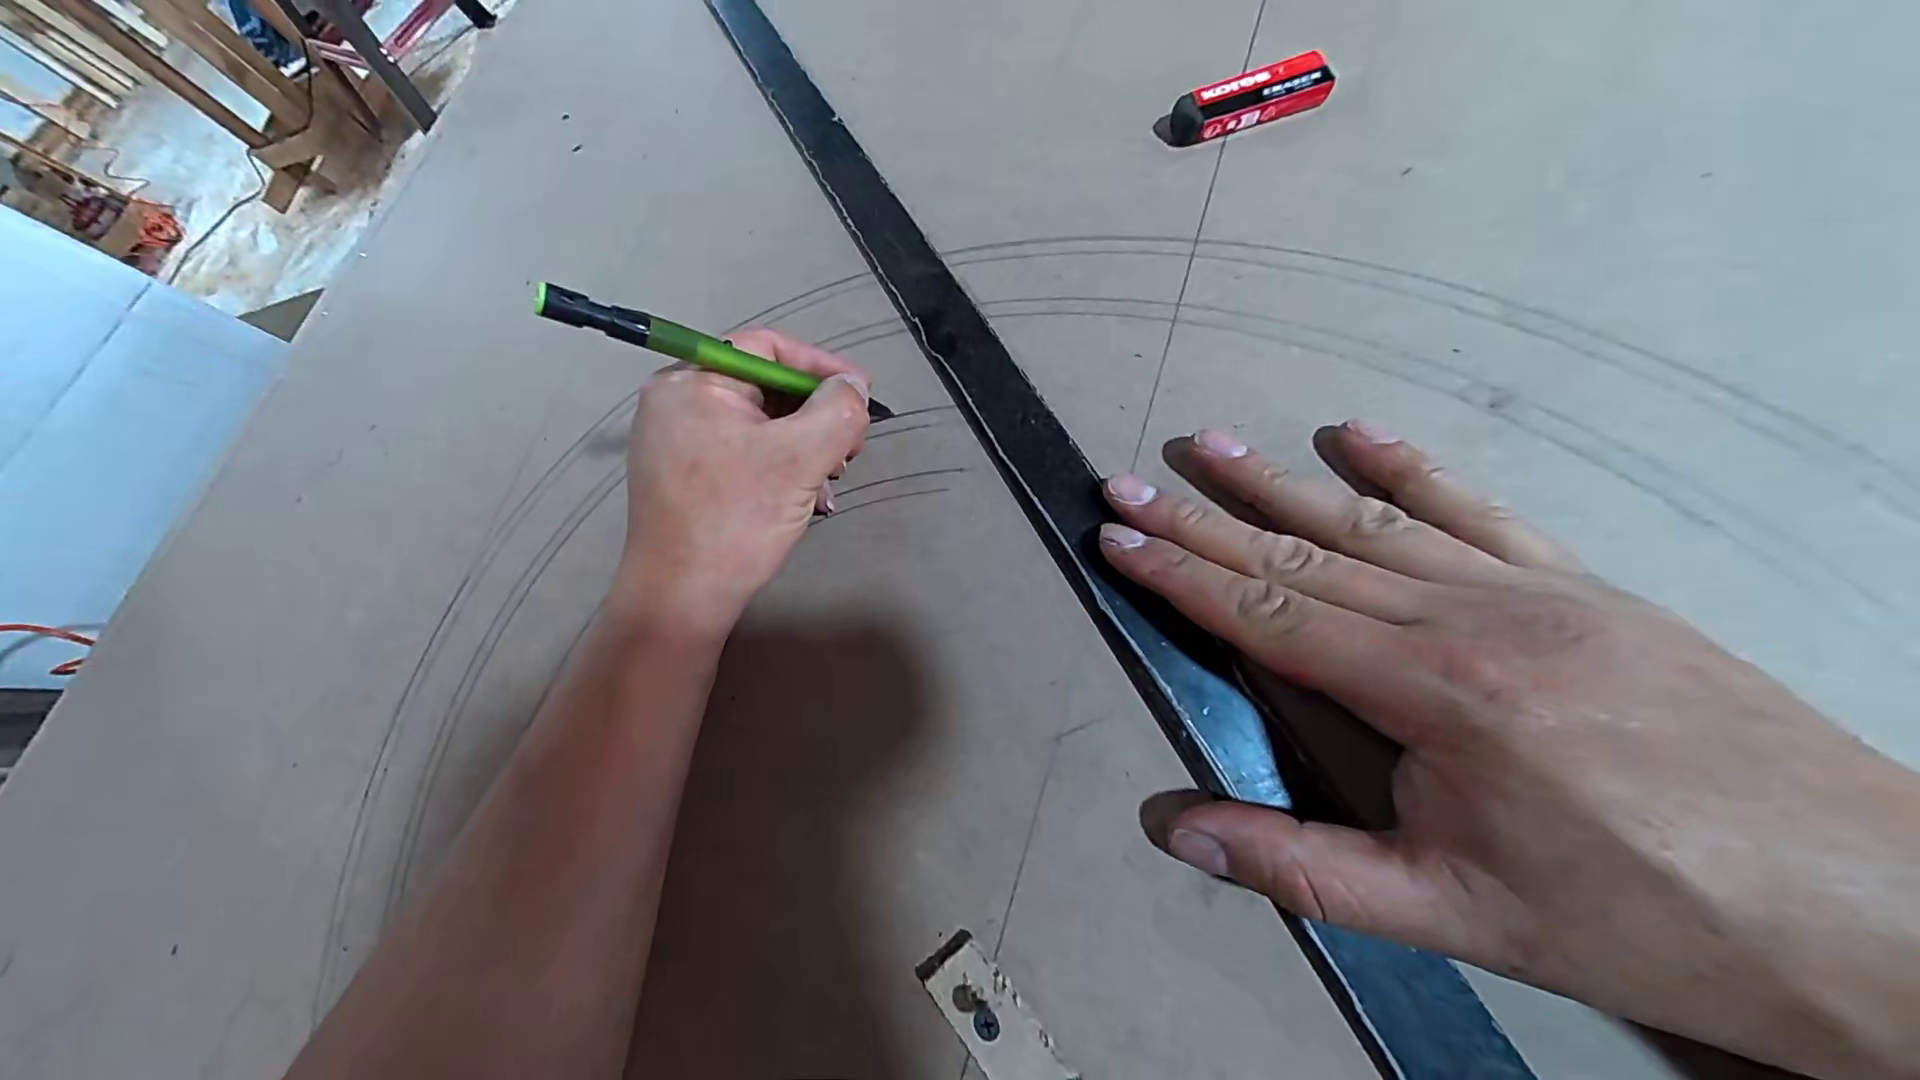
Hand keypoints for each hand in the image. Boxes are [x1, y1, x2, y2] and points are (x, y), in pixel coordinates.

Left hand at [615, 329, 870, 634]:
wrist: (681, 599)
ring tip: (831, 480)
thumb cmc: (735, 519)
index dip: (822, 366)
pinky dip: (786, 469)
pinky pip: (751, 454)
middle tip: (852, 447)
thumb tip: (856, 387)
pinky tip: (808, 499)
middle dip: (819, 416)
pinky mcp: (693, 477)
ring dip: (809, 448)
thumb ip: (838, 411)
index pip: (768, 348)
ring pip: (766, 425)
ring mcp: (684, 443)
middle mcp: (682, 403)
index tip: (862, 393)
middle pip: (769, 388)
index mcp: (694, 382)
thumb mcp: (798, 458)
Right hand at [1098, 424, 1919, 1078]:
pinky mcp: (1579, 582)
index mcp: (1432, 692)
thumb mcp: (1452, 915)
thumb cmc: (1647, 919)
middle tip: (1128, 484)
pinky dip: (1408, 466)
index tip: (1117, 538)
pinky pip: (1475, 508)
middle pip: (1298, 555)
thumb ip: (1299, 868)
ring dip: (1274, 481)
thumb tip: (1173, 830)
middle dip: (1198, 519)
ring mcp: (1528, 587)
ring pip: (1369, 520)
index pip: (1266, 614)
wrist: (1896, 918)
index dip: (1179, 575)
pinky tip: (1353, 433)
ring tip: (1206, 444)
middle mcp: (1468, 616)